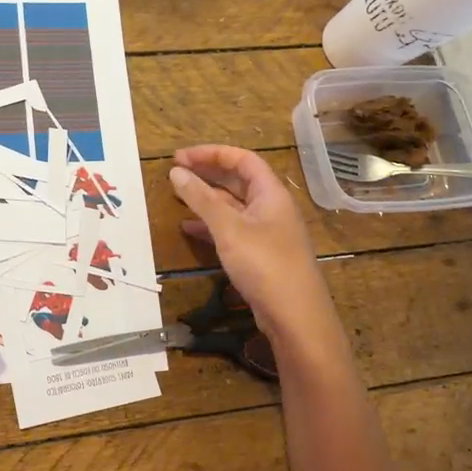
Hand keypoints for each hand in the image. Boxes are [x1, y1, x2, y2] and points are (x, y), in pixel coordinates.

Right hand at [169, 146, 340, 344]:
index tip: (180, 157)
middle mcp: (271, 207)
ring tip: (178, 196)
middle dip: (207, 173)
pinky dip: (211, 225)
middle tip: (175, 172)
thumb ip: (201, 199)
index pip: (242, 159)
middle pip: (238, 180)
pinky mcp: (260, 254)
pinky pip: (232, 229)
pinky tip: (189, 228)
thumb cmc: (265, 264)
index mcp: (271, 193)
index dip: (211, 153)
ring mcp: (267, 232)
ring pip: (233, 205)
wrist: (296, 317)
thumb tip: (175, 172)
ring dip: (207, 198)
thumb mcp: (228, 228)